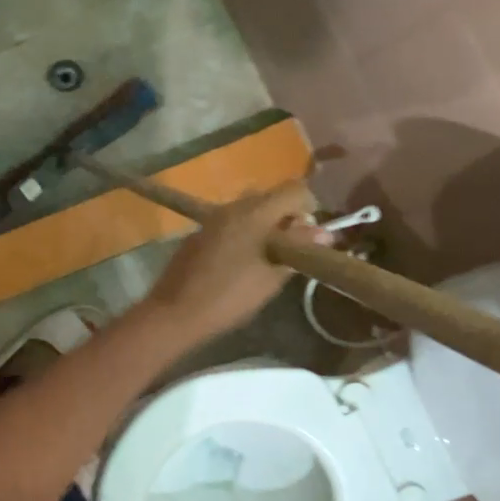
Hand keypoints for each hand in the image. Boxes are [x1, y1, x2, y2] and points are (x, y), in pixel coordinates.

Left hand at [138, 181, 331, 340]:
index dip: (310, 207)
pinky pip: (229, 224)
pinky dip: (243, 234)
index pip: (293, 189)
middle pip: (269, 198)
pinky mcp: (197, 234)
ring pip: (248, 211)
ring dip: (264, 226)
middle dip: (287, 218)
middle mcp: (231, 207)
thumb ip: (298, 248)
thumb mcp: (272, 275)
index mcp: (254, 212)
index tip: (312, 235)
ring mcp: (211, 219)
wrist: (176, 310)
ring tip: (270, 258)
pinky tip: (241, 262)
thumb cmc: (230, 295)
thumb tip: (323, 232)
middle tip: (293, 249)